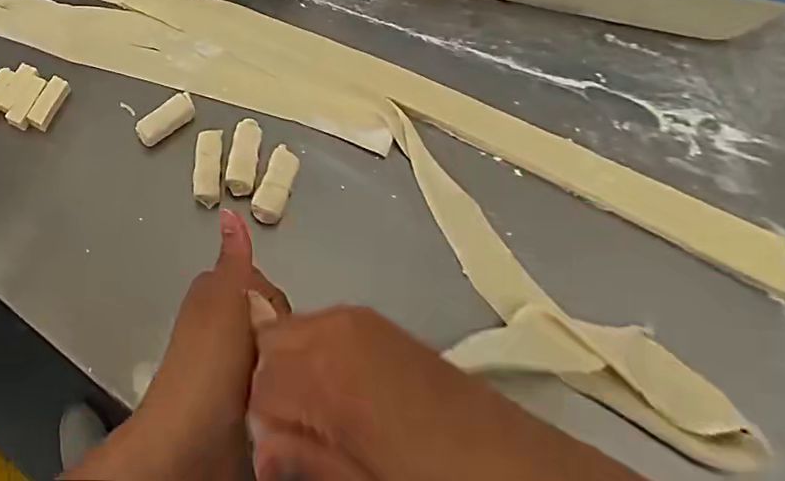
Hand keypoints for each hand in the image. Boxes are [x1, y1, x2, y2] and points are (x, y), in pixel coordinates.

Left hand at [65, 209, 289, 479]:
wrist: (194, 439)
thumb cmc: (208, 363)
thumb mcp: (225, 300)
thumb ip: (234, 260)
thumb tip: (229, 213)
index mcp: (215, 293)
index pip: (267, 286)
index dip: (276, 306)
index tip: (274, 327)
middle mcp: (222, 324)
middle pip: (277, 321)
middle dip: (286, 339)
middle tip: (277, 361)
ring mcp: (232, 364)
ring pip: (281, 355)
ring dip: (286, 369)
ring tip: (282, 387)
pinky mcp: (244, 400)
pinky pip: (278, 387)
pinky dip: (284, 394)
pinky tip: (284, 407)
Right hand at [247, 308, 395, 480]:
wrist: (528, 469)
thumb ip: (308, 461)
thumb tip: (262, 449)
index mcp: (328, 370)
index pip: (256, 382)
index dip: (262, 423)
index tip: (282, 455)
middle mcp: (335, 329)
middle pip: (264, 343)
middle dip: (269, 386)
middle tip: (299, 438)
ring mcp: (356, 318)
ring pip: (287, 329)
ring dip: (289, 369)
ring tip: (322, 420)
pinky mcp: (374, 320)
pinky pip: (317, 326)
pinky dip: (312, 354)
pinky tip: (340, 397)